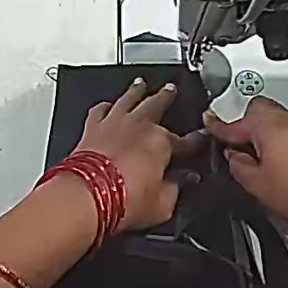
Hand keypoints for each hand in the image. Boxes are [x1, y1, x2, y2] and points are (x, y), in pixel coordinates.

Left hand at [70, 79, 204, 231]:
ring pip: (128, 99)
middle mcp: (138, 126)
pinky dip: (105, 106)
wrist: (86, 195)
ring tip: (141, 84)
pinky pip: (99, 110)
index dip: (197, 141)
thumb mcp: (162, 204)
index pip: (186, 141)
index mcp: (161, 143)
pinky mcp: (92, 129)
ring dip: (137, 90)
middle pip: (157, 105)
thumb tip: (183, 181)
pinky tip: (107, 104)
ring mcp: (114, 124)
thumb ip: (176, 188)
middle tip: (171, 90)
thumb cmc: (122, 200)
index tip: (201, 139)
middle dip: (166, 97)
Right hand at [204, 97, 287, 232]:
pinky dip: (276, 143)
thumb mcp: (253, 184)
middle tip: (234, 147)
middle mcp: (284, 119)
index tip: (208, 124)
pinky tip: (275, 166)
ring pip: (272, 121)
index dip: (215, 127)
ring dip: (260, 134)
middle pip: (255, 110)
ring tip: (255, 162)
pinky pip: (285, 133)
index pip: (231, 123)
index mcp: (264, 124)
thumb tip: (233, 158)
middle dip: (243, 125)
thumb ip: (235, 165)